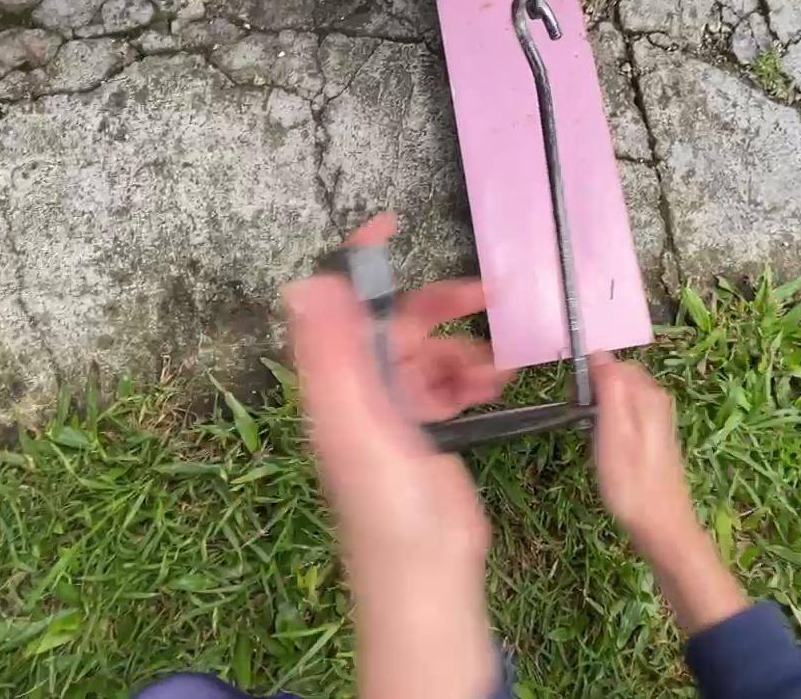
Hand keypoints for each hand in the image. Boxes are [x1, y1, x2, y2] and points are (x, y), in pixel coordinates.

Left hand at [282, 213, 507, 698]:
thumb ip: (332, 358)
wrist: (427, 578)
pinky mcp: (424, 427)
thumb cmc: (391, 510)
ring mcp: (392, 407)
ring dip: (465, 348)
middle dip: (441, 304)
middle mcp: (359, 388)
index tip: (389, 223)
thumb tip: (304, 285)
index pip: (337, 302)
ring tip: (496, 368)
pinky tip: (494, 385)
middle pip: (398, 322)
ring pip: (431, 350)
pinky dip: (471, 374)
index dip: (357, 260)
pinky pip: (448, 380)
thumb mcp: (359, 430)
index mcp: (336, 382)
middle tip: (486, 295)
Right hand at [590, 354, 747, 632]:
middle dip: (595, 390)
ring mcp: (657, 417)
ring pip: (621, 395)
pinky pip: (627, 413)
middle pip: (618, 376)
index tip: (574, 400)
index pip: (611, 362)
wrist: (662, 528)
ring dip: (601, 407)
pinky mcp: (654, 435)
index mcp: (647, 393)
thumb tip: (599, 352)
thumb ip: (608, 387)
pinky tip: (606, 446)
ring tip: (591, 435)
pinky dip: (611, 422)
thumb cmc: (631, 482)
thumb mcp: (612, 430)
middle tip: (580, 418)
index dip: (588, 376)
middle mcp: (656, 398)